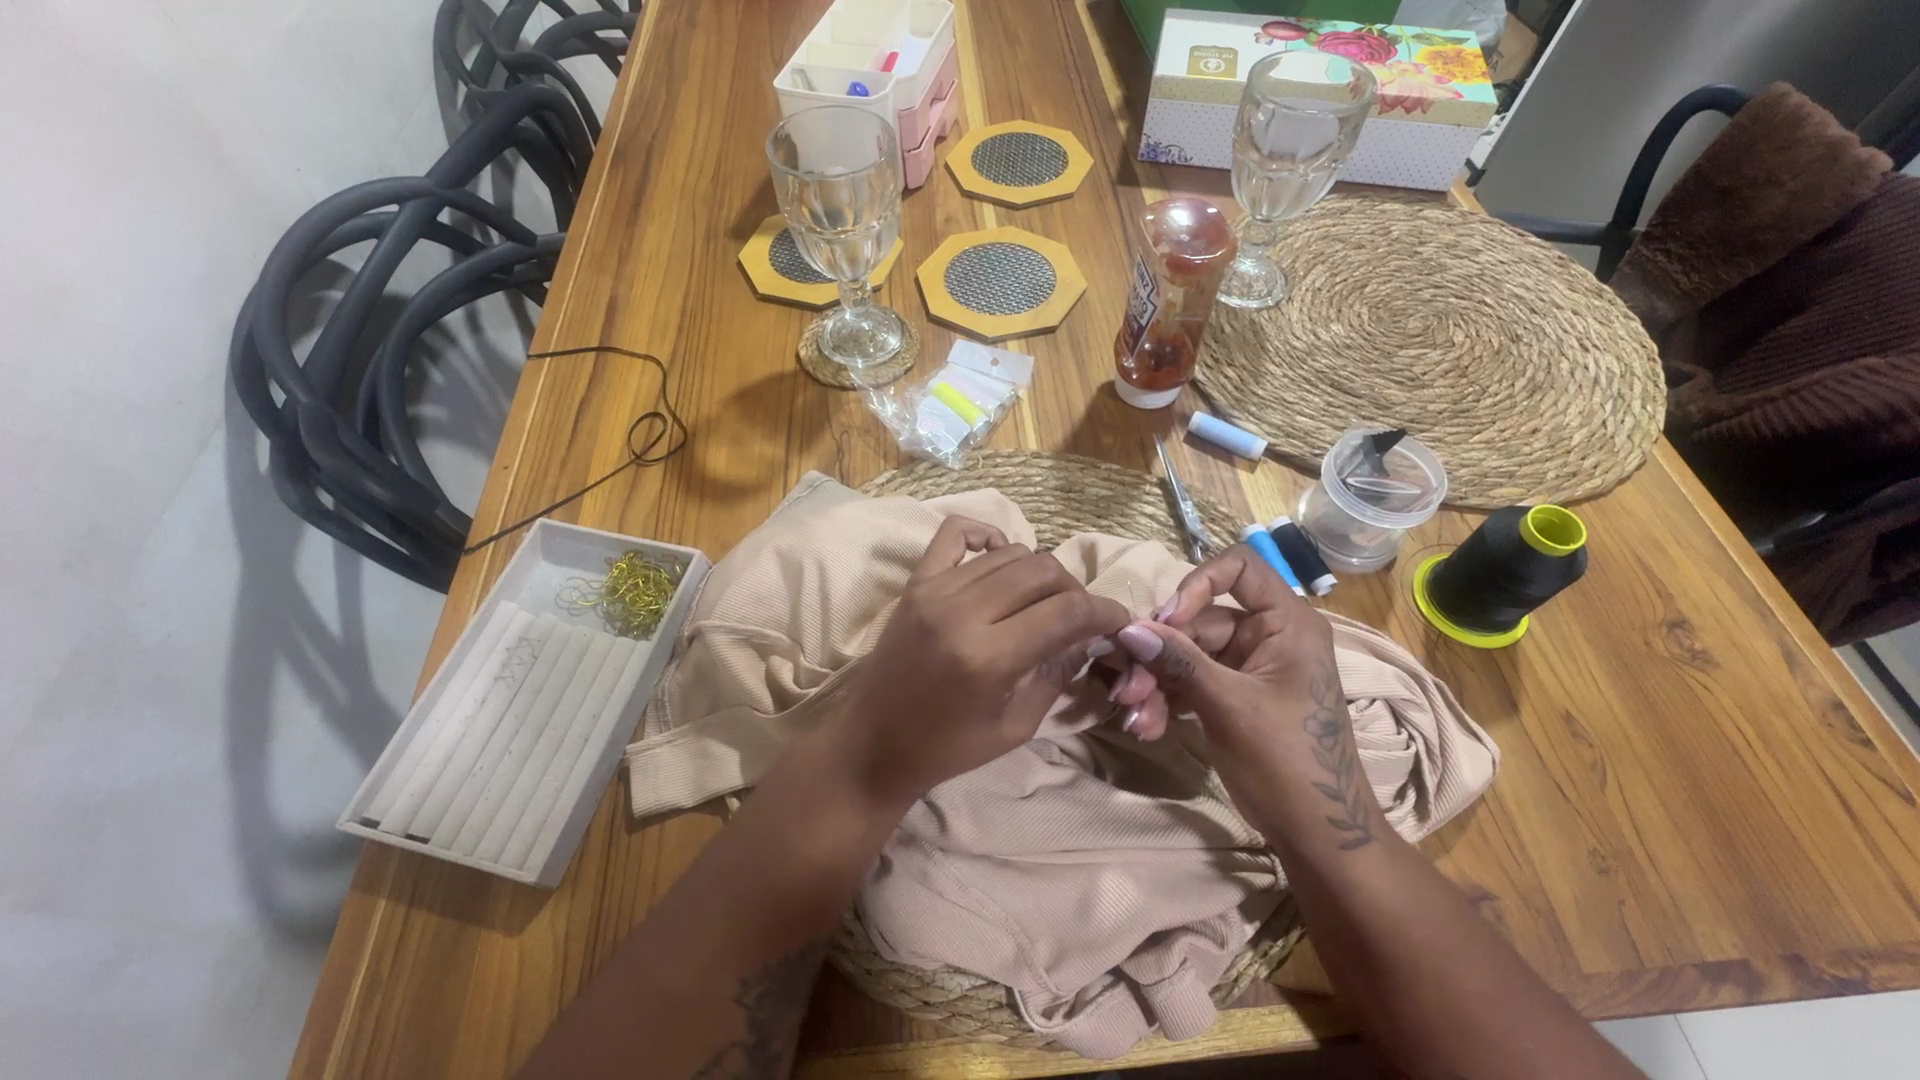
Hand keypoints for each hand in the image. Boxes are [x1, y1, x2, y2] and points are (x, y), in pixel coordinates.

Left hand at [825, 516, 1132, 810]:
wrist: (871, 746)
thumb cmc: (945, 749)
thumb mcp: (1015, 727)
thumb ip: (1055, 675)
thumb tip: (1086, 636)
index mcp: (989, 658)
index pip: (1067, 610)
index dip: (1105, 610)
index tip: (1118, 620)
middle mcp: (962, 613)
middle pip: (1042, 571)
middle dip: (1074, 589)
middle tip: (1077, 615)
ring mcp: (933, 591)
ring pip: (1008, 552)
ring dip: (1038, 571)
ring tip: (1042, 599)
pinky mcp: (914, 583)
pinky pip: (955, 533)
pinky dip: (987, 536)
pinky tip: (999, 558)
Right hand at [1111, 545, 1384, 853]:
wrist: (1318, 835)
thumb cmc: (1288, 762)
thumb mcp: (1230, 707)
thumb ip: (1179, 662)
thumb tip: (1128, 628)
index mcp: (1286, 624)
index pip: (1239, 568)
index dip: (1196, 585)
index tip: (1165, 621)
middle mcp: (1267, 637)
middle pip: (1199, 621)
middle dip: (1159, 655)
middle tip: (1125, 689)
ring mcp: (1249, 669)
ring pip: (1187, 656)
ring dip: (1156, 684)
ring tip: (1132, 718)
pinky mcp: (1233, 697)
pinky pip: (1190, 683)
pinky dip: (1167, 702)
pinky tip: (1146, 728)